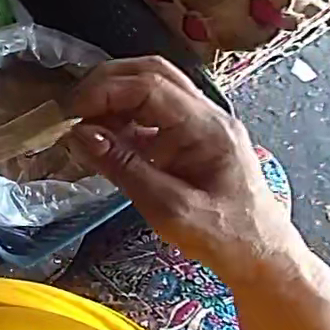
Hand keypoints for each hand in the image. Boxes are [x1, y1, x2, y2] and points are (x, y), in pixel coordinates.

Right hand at [66, 57, 305, 287]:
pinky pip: (147, 111)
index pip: (149, 87)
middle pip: (150, 72)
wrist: (261, 256)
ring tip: (80, 122)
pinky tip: (99, 136)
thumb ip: (124, 167)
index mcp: (207, 128)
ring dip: (109, 96)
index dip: (103, 92)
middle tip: (69, 109)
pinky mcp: (185, 137)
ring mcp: (197, 123)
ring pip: (149, 85)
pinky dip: (117, 116)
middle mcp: (205, 115)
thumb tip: (80, 134)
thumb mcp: (169, 209)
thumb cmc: (223, 237)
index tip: (68, 113)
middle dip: (104, 83)